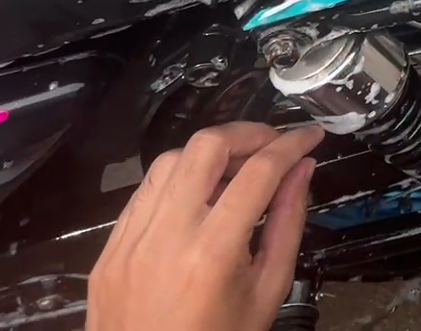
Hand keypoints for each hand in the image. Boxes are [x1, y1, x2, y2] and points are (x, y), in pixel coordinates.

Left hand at [87, 122, 322, 330]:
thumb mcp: (270, 287)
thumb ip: (289, 220)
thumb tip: (303, 166)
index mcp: (212, 252)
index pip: (258, 171)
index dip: (292, 143)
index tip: (312, 135)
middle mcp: (164, 238)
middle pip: (205, 148)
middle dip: (247, 134)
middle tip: (273, 145)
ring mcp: (128, 244)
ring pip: (170, 161)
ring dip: (211, 153)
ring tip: (237, 169)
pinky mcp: (108, 251)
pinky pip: (146, 192)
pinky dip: (180, 179)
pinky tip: (202, 194)